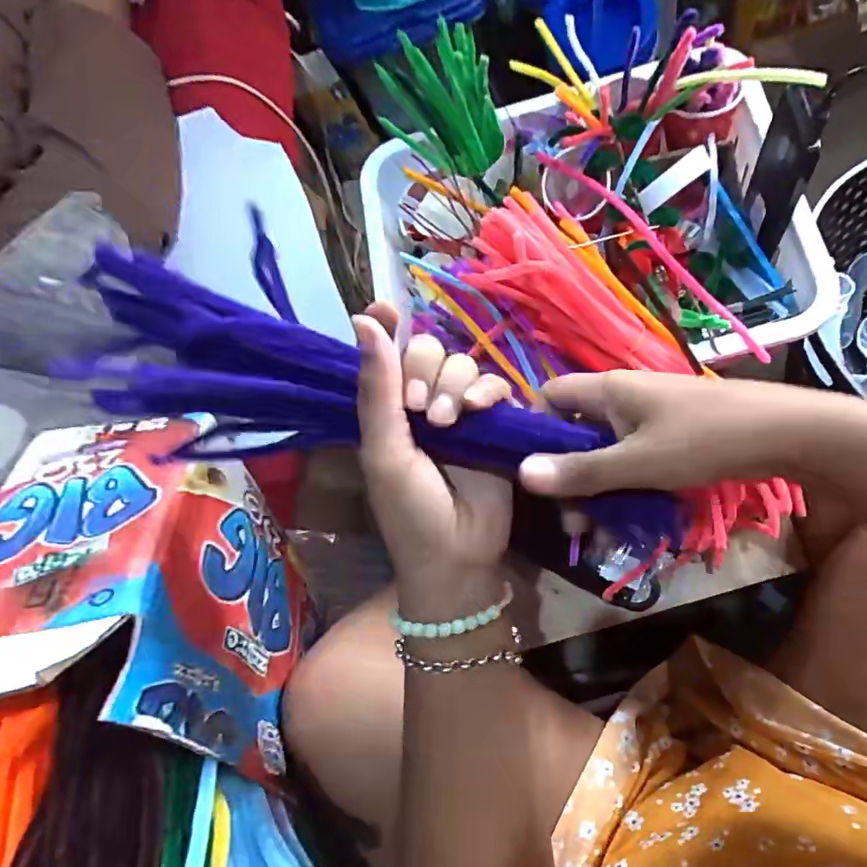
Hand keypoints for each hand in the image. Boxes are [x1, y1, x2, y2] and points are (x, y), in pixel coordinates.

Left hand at [354, 303, 514, 617]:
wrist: (458, 556)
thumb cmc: (410, 512)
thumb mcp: (385, 451)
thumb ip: (378, 389)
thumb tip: (365, 318)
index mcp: (392, 411)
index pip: (391, 355)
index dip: (389, 329)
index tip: (387, 309)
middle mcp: (429, 405)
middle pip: (432, 352)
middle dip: (426, 370)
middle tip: (420, 409)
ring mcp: (467, 417)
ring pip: (466, 367)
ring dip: (455, 385)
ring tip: (448, 423)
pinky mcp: (501, 429)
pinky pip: (499, 390)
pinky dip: (488, 392)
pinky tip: (478, 412)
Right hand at [515, 372, 866, 499]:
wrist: (783, 432)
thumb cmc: (706, 441)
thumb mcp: (638, 462)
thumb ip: (582, 470)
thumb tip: (521, 473)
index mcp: (609, 389)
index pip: (549, 397)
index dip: (530, 429)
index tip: (526, 473)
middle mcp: (626, 394)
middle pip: (576, 429)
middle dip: (567, 473)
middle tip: (572, 522)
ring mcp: (654, 413)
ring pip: (607, 447)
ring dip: (598, 485)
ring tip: (599, 529)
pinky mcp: (677, 432)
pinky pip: (635, 455)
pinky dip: (627, 481)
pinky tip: (632, 512)